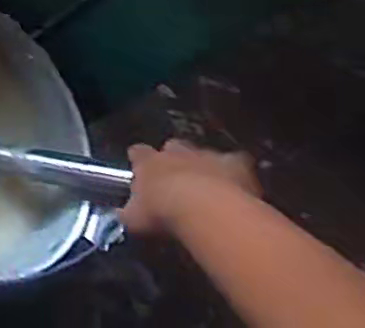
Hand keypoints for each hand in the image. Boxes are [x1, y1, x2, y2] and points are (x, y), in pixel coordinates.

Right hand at [120, 140, 260, 235]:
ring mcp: (205, 156)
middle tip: (181, 180)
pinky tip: (242, 185)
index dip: (140, 160)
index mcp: (146, 161)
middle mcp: (174, 152)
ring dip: (207, 165)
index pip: (138, 152)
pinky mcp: (234, 165)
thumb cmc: (164, 212)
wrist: (205, 210)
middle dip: (176, 159)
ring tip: (213, 186)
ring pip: (204, 153)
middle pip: (173, 147)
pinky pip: (236, 162)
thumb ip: (129, 213)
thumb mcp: (137, 218)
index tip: (142, 171)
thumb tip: (122, 216)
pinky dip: (238, 170)